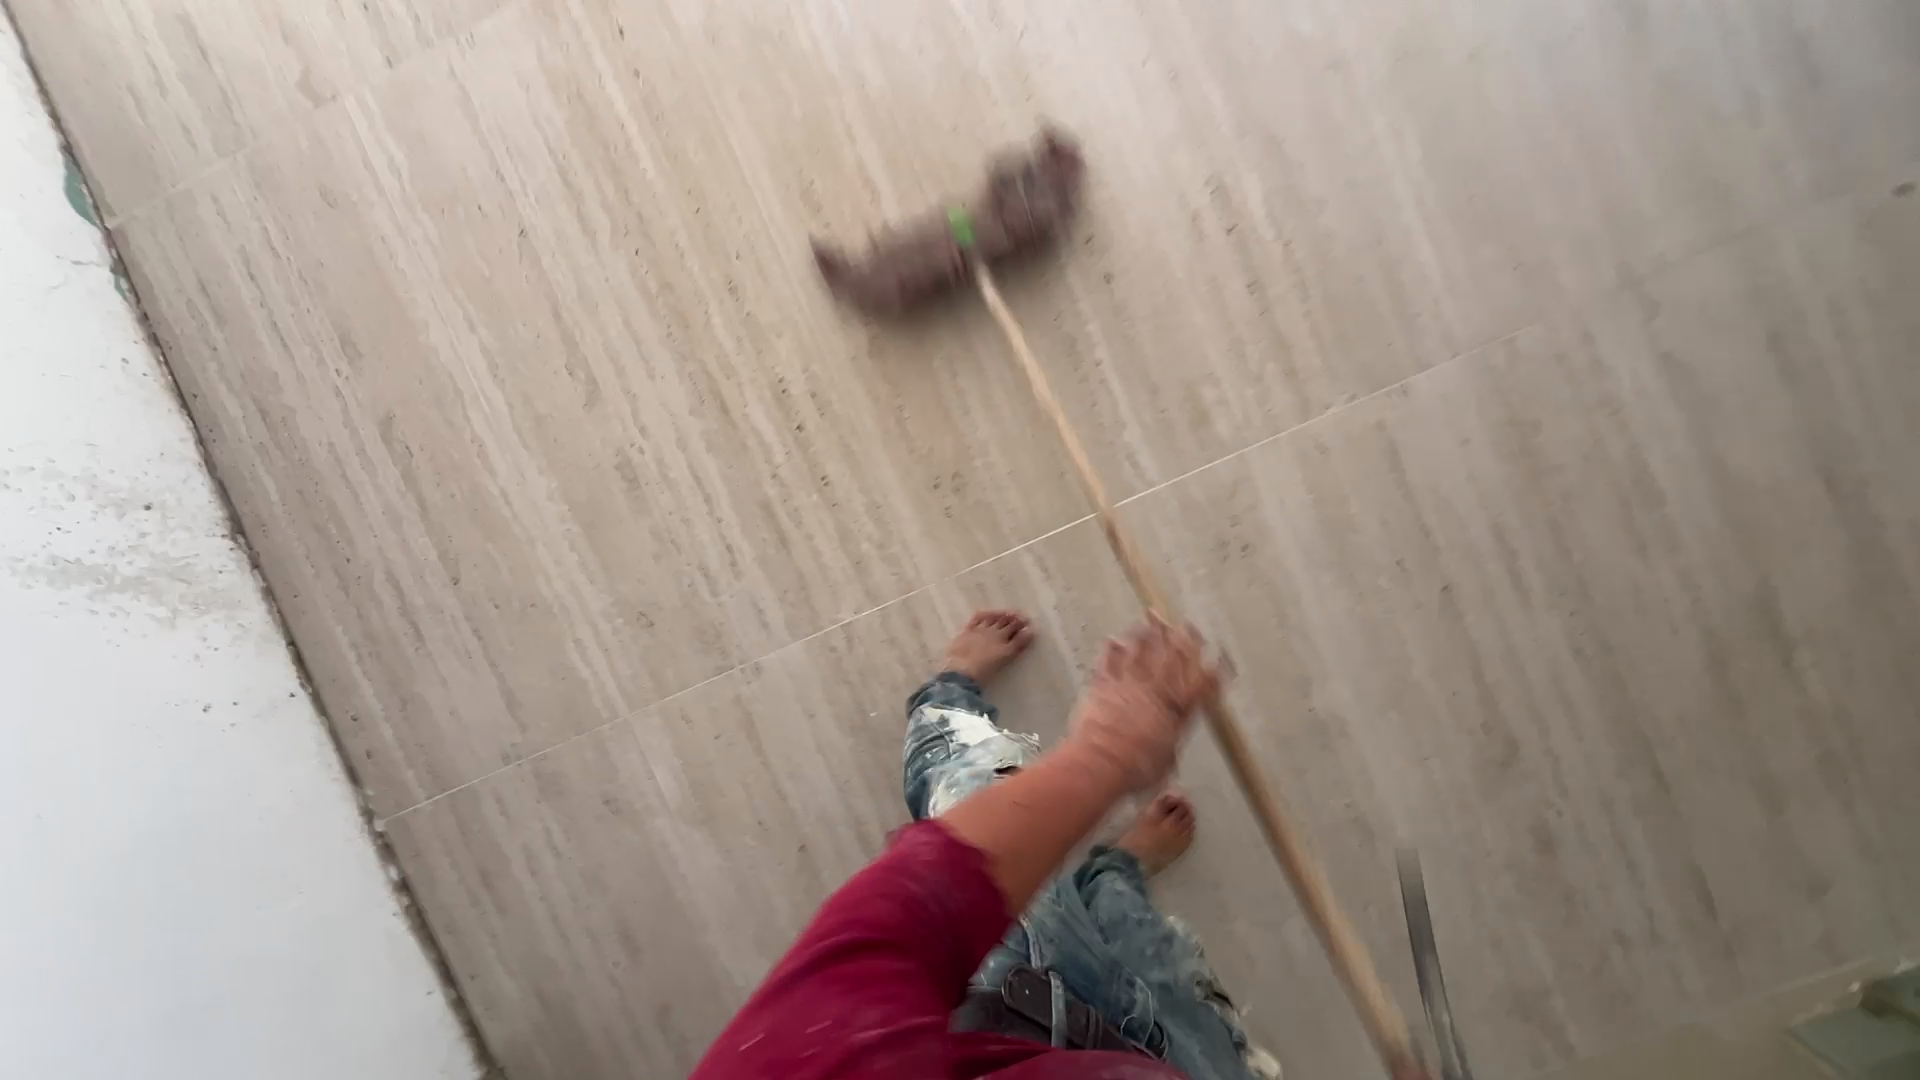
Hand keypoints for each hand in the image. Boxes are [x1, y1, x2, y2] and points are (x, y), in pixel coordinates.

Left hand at [1067, 615, 1226, 789]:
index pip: (1202, 685)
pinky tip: (1113, 638)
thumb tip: (1170, 753)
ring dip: (1148, 634)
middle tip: (1188, 623)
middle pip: (1173, 660)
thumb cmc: (1135, 770)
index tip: (1219, 653)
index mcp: (1176, 713)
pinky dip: (1111, 648)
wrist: (1101, 762)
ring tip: (1153, 618)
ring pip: (1142, 652)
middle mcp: (1155, 693)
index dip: (1213, 668)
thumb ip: (1169, 746)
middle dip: (1182, 639)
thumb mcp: (1165, 762)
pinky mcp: (1103, 685)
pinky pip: (1108, 661)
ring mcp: (1128, 685)